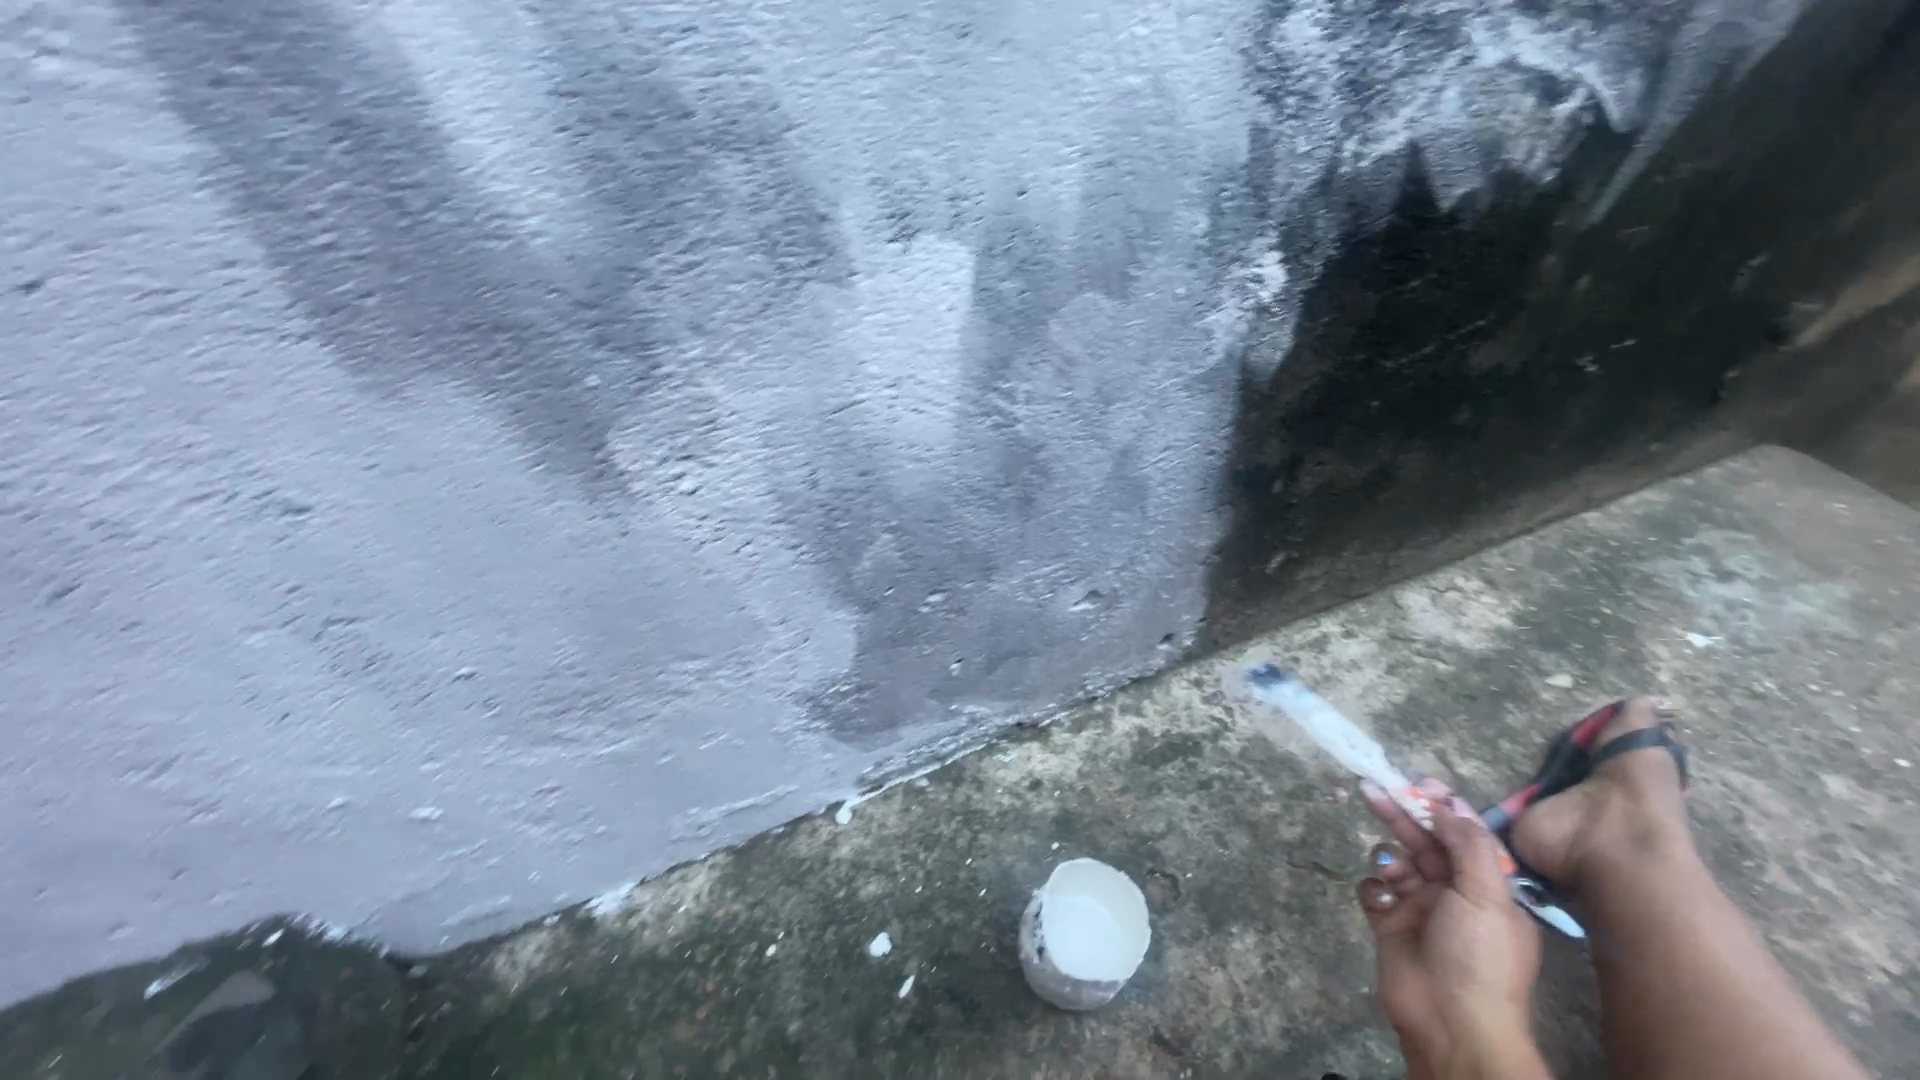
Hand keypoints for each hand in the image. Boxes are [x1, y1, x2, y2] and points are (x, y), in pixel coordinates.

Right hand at [1358, 779, 1550, 1079]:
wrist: (1450, 1019)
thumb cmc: (1478, 956)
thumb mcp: (1487, 896)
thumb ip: (1467, 844)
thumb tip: (1445, 805)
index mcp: (1486, 886)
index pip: (1462, 835)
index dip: (1442, 807)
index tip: (1419, 782)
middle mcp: (1453, 892)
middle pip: (1423, 841)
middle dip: (1401, 814)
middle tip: (1372, 786)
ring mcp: (1419, 906)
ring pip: (1395, 861)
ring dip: (1389, 857)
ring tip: (1392, 871)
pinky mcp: (1388, 921)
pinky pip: (1374, 889)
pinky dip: (1375, 889)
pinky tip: (1382, 901)